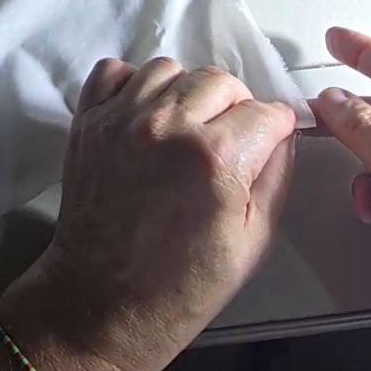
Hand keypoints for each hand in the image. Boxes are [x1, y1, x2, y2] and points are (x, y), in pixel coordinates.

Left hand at [0, 58, 295, 370]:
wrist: (103, 302)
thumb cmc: (182, 283)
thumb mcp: (252, 240)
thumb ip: (275, 176)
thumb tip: (283, 133)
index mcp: (215, 158)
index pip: (262, 111)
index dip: (273, 126)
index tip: (269, 135)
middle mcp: (167, 125)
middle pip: (218, 80)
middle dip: (234, 105)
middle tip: (228, 135)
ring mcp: (121, 117)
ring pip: (169, 68)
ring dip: (184, 91)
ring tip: (183, 126)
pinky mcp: (87, 118)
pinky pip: (114, 70)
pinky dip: (131, 83)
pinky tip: (142, 113)